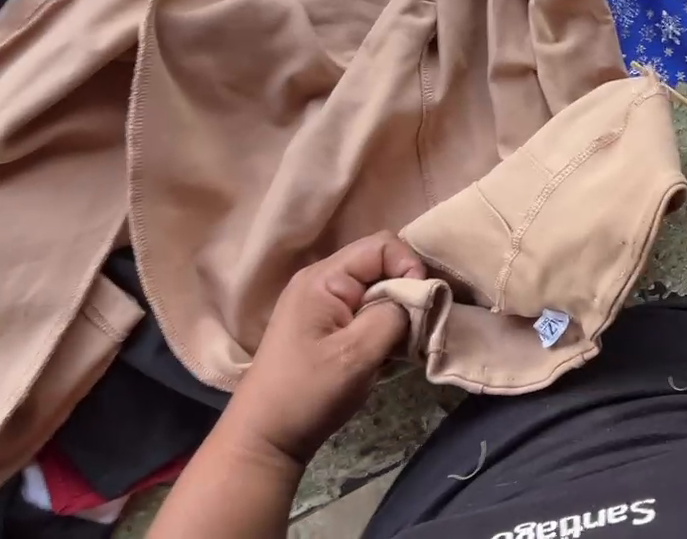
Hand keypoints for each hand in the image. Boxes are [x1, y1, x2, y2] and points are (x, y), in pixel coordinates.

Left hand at [220, 232, 427, 467]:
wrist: (264, 442)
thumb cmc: (307, 394)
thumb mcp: (357, 354)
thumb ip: (394, 315)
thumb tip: (420, 297)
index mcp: (323, 278)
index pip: (382, 245)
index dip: (409, 265)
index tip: (421, 302)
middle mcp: (322, 280)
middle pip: (381, 263)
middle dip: (406, 289)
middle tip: (418, 323)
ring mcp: (323, 303)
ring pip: (378, 286)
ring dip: (398, 309)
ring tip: (405, 338)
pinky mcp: (328, 324)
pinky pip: (368, 307)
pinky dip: (385, 323)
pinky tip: (389, 348)